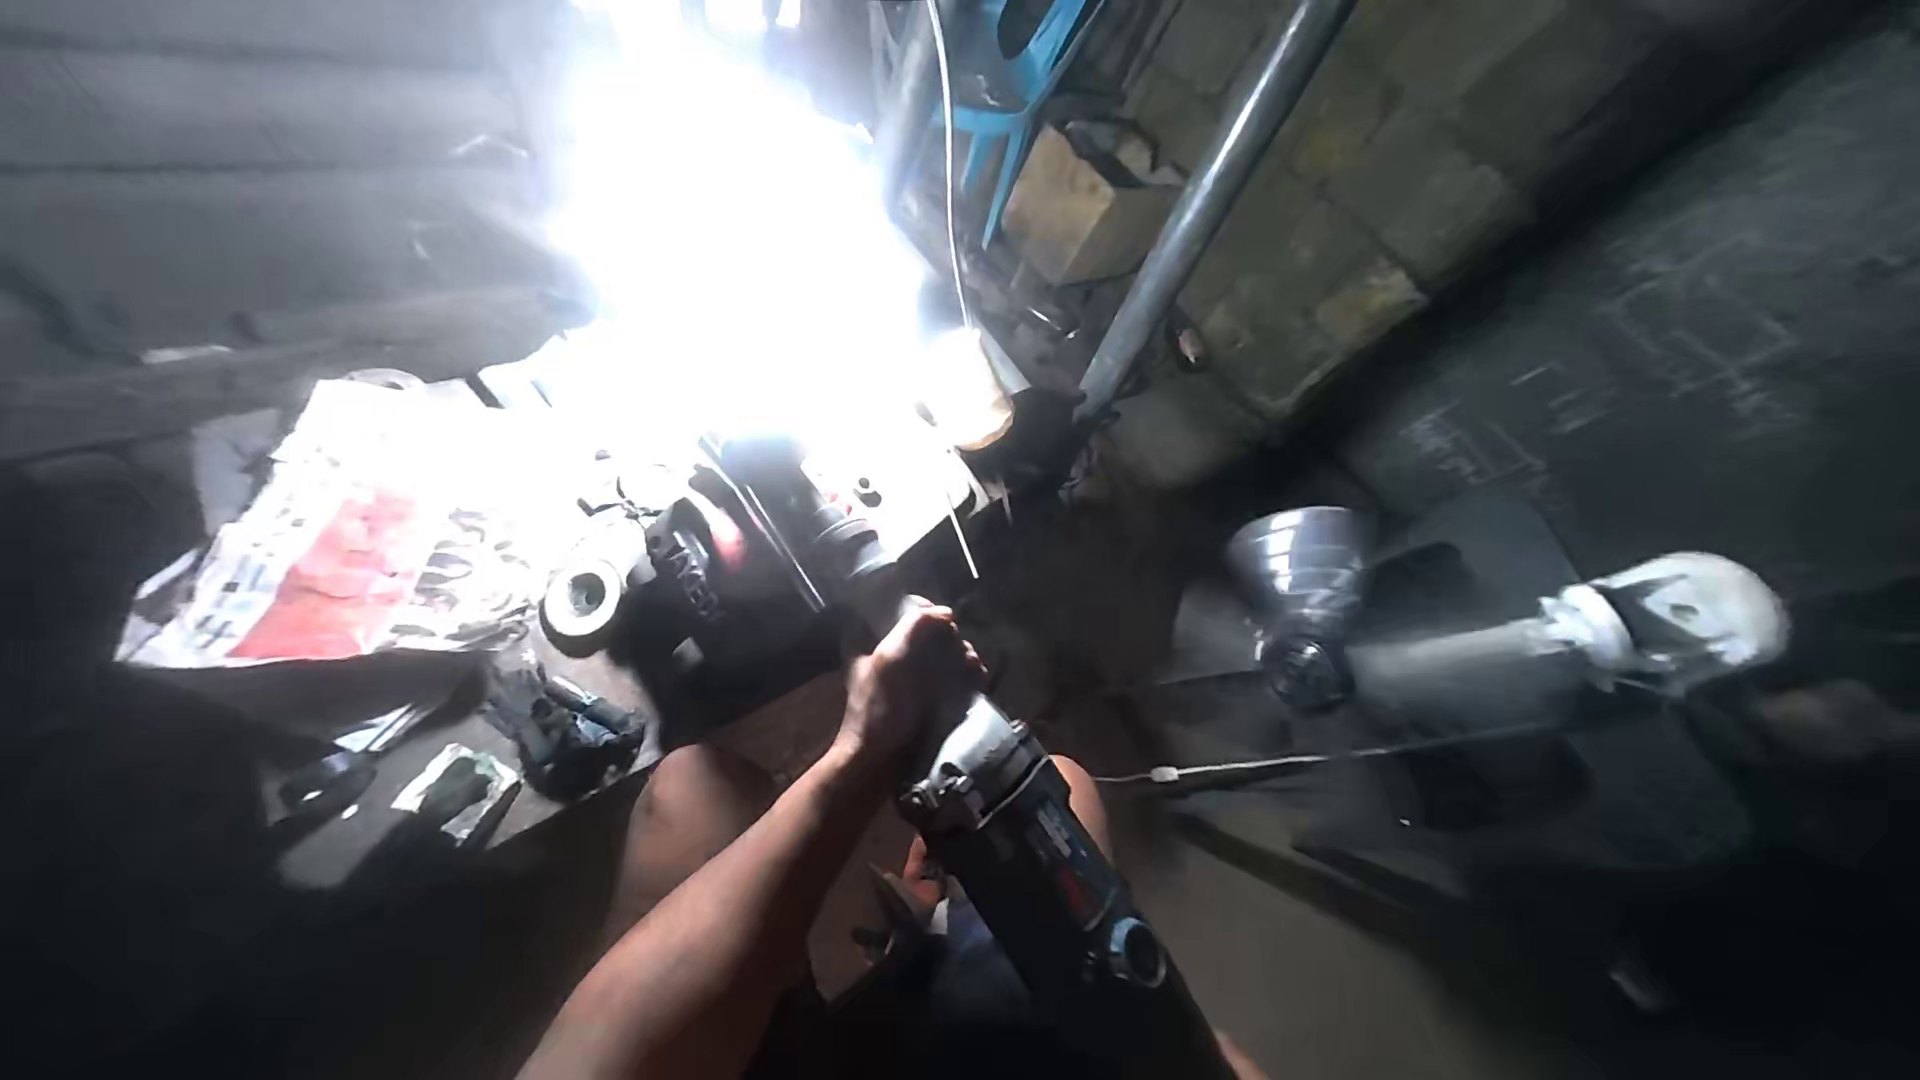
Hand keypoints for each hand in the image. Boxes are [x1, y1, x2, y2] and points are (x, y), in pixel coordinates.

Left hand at [835, 598, 983, 772]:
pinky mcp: (926, 695)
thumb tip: (947, 613)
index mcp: (869, 637)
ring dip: (961, 655)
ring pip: (943, 651)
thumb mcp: (890, 659)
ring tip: (971, 666)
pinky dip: (966, 673)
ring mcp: (909, 674)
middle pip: (928, 628)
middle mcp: (889, 650)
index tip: (942, 622)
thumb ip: (915, 626)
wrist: (878, 763)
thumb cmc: (878, 710)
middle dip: (949, 636)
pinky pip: (951, 674)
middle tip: (957, 650)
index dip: (925, 609)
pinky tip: (976, 677)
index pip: (902, 606)